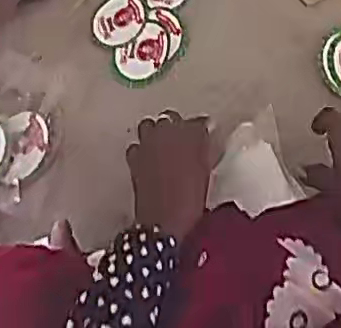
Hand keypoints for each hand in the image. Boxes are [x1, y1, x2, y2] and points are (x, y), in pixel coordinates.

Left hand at [127, 111, 211, 239]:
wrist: (164, 223)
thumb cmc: (190, 200)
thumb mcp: (205, 172)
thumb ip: (205, 149)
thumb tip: (206, 138)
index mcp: (190, 133)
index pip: (197, 121)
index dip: (201, 129)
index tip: (203, 135)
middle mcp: (166, 132)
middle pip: (170, 117)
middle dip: (176, 125)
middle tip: (182, 140)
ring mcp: (147, 143)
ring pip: (149, 125)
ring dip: (156, 132)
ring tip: (162, 146)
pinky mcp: (134, 158)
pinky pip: (137, 146)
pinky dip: (142, 150)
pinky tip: (148, 160)